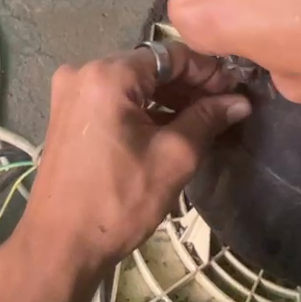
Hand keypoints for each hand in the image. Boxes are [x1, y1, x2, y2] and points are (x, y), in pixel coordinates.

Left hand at [17, 43, 249, 272]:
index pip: (171, 55)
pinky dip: (143, 109)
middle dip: (189, 86)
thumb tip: (240, 101)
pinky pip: (114, 99)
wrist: (60, 245)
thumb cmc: (119, 201)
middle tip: (224, 108)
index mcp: (108, 74)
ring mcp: (70, 93)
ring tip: (203, 121)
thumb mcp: (173, 157)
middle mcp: (83, 72)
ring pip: (133, 84)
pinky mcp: (66, 114)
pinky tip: (170, 128)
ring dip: (167, 99)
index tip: (235, 92)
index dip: (208, 72)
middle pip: (150, 67)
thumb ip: (207, 120)